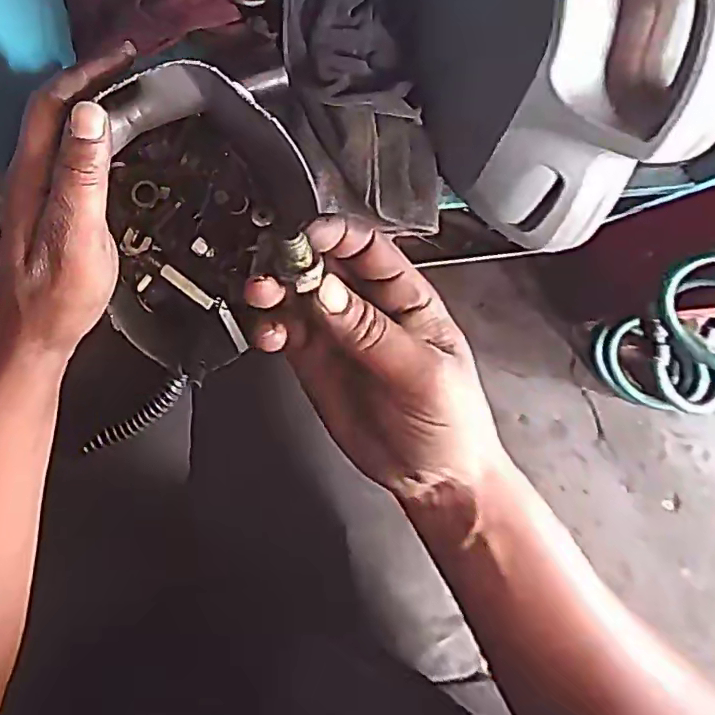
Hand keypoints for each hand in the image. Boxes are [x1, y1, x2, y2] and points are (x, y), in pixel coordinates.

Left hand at [0, 42, 136, 362]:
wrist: (32, 338)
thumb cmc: (53, 297)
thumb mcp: (74, 235)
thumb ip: (81, 175)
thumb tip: (91, 114)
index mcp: (31, 175)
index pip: (52, 104)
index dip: (86, 72)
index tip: (124, 56)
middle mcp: (28, 175)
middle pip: (52, 109)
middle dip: (89, 77)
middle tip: (131, 64)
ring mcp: (35, 190)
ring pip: (59, 128)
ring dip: (90, 100)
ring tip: (128, 88)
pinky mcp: (47, 205)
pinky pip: (68, 152)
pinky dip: (93, 130)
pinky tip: (114, 136)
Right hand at [245, 217, 509, 504]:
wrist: (435, 481)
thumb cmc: (452, 422)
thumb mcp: (421, 374)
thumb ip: (370, 331)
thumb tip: (325, 290)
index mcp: (404, 294)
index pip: (365, 246)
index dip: (333, 233)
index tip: (304, 236)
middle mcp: (365, 304)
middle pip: (320, 261)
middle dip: (291, 257)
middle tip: (272, 269)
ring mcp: (336, 330)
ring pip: (294, 292)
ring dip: (272, 288)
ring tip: (261, 296)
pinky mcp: (312, 357)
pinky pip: (281, 328)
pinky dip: (267, 326)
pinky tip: (268, 334)